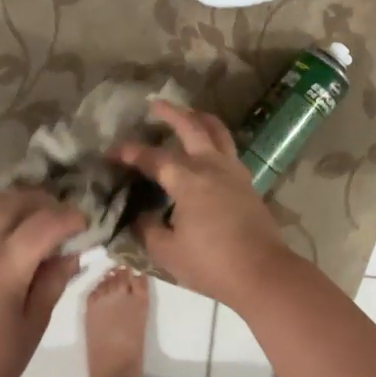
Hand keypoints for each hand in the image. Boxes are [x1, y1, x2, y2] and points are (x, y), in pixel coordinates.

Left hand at [0, 189, 84, 376]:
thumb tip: (70, 254)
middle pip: (13, 201)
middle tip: (64, 218)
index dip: (70, 218)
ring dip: (19, 204)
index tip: (87, 224)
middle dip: (43, 202)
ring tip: (41, 222)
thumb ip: (52, 282)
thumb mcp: (33, 326)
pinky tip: (13, 237)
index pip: (44, 222)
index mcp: (3, 265)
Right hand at [114, 100, 295, 304]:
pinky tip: (209, 150)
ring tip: (190, 114)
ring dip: (200, 118)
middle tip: (155, 103)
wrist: (263, 273)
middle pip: (191, 127)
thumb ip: (149, 230)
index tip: (112, 151)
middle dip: (171, 113)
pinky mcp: (247, 183)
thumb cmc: (211, 264)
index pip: (153, 158)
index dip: (130, 152)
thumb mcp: (168, 252)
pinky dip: (215, 139)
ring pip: (217, 132)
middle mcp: (211, 166)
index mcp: (188, 180)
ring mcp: (233, 172)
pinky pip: (228, 149)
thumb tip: (141, 216)